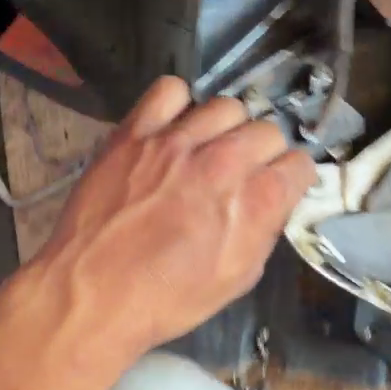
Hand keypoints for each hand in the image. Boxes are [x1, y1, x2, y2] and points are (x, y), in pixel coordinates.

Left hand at [22, 77, 317, 362]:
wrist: (90, 295)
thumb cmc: (168, 298)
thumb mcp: (239, 277)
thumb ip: (267, 228)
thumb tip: (276, 198)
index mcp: (255, 202)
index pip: (300, 164)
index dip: (292, 179)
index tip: (279, 188)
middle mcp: (223, 162)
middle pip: (268, 131)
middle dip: (264, 154)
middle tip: (242, 176)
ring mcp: (177, 142)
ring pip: (227, 107)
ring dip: (226, 129)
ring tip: (209, 151)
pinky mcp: (135, 132)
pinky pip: (170, 91)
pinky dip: (179, 105)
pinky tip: (175, 130)